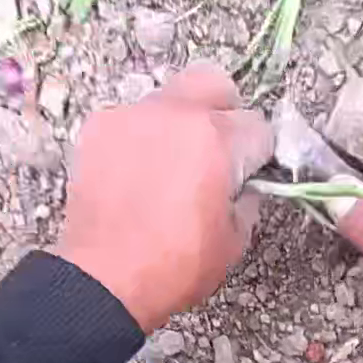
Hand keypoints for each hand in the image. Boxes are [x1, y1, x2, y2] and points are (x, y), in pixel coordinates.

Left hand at [51, 64, 273, 330]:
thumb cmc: (179, 264)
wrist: (108, 278)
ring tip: (176, 170)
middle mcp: (174, 112)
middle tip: (222, 155)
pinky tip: (143, 177)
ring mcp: (132, 115)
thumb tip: (245, 186)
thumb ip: (247, 200)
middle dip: (227, 114)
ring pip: (172, 100)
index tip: (254, 177)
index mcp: (216, 139)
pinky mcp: (100, 128)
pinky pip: (136, 119)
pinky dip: (148, 139)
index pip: (259, 126)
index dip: (262, 156)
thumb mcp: (234, 241)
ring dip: (184, 126)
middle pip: (215, 84)